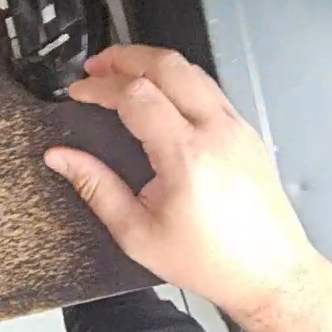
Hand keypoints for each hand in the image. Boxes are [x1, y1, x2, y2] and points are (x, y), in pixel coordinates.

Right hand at [45, 45, 323, 321]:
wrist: (270, 274)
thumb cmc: (209, 260)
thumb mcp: (136, 233)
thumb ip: (95, 187)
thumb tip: (60, 158)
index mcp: (186, 156)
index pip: (136, 95)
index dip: (100, 87)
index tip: (78, 93)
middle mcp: (216, 132)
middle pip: (167, 65)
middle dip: (124, 57)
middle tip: (96, 66)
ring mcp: (236, 128)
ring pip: (191, 69)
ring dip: (151, 63)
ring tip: (121, 73)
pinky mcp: (246, 132)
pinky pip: (208, 88)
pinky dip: (175, 78)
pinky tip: (157, 95)